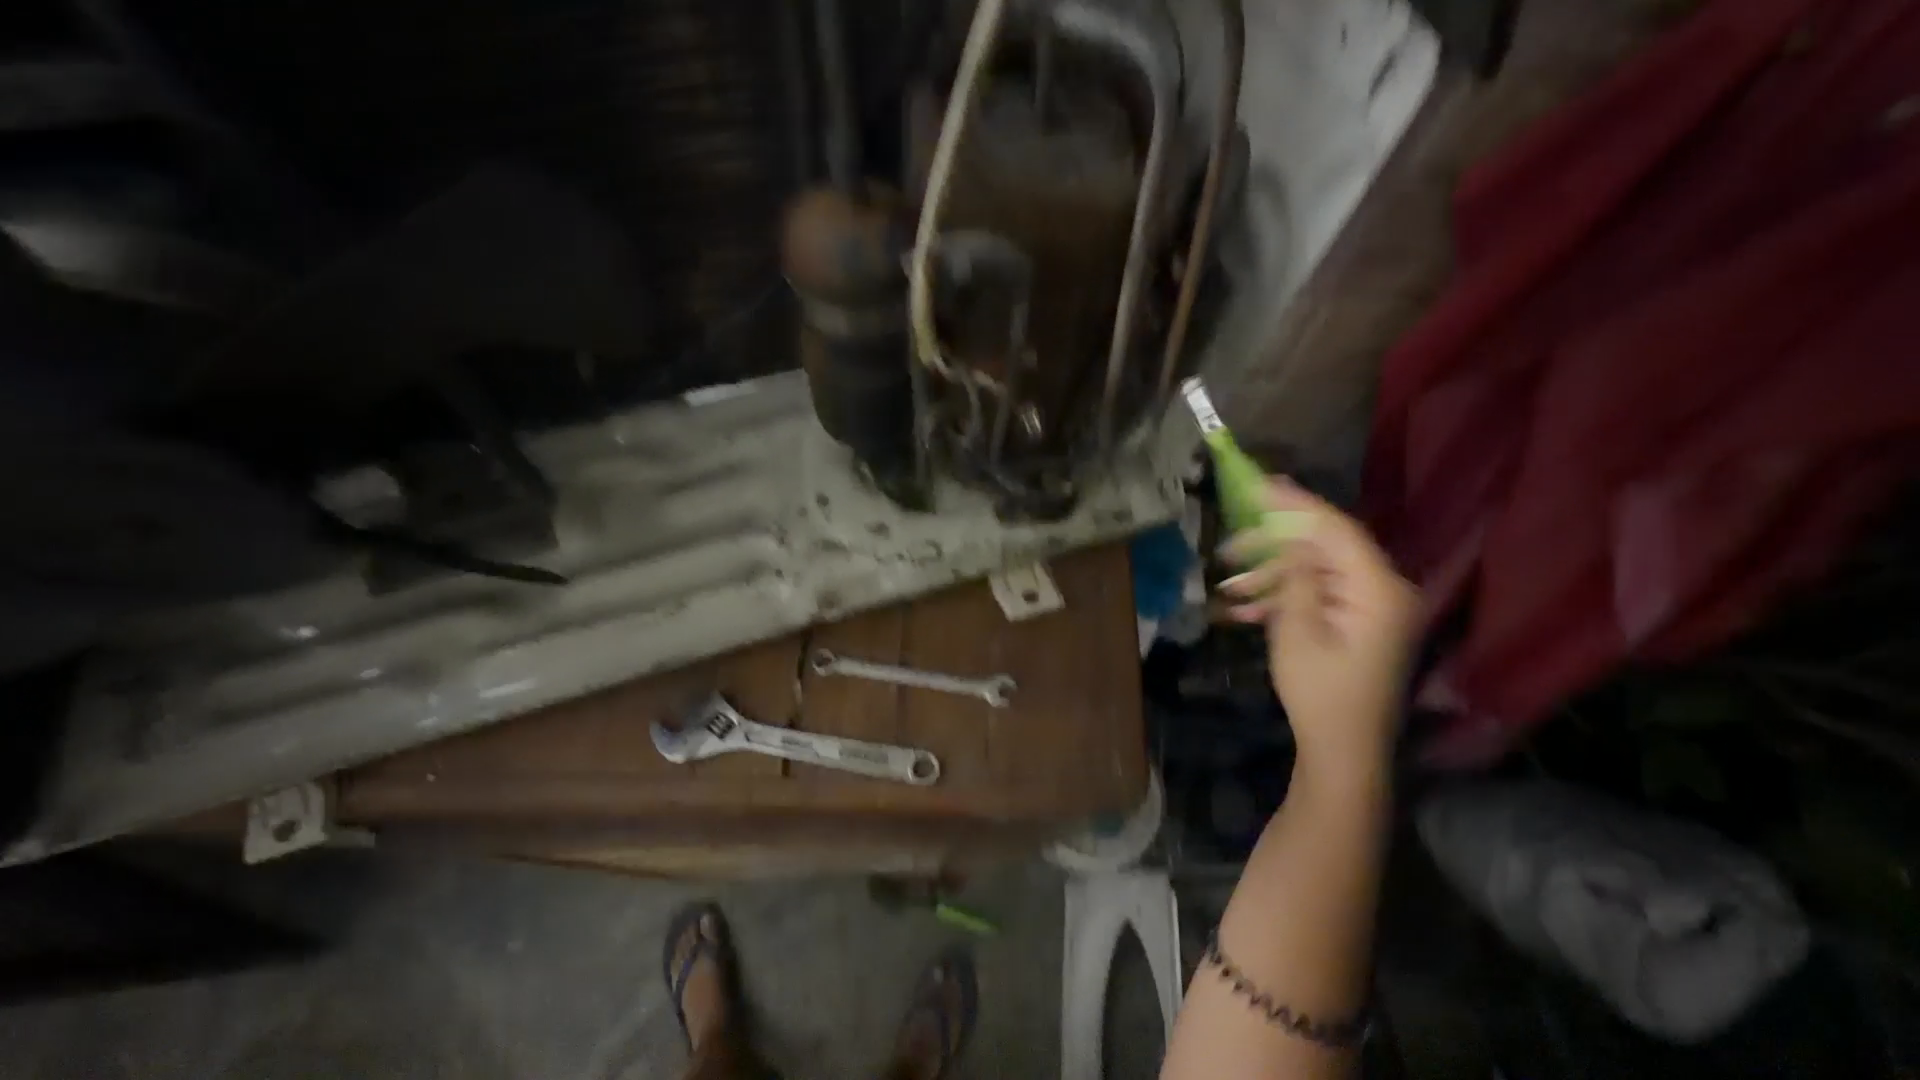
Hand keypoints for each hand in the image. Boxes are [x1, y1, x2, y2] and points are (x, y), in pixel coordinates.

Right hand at [1219, 478, 1420, 778]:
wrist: (1344, 752)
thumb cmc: (1320, 694)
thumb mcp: (1297, 631)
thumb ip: (1295, 576)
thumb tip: (1289, 537)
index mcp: (1378, 588)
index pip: (1335, 529)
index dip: (1295, 505)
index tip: (1257, 485)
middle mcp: (1383, 589)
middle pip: (1323, 548)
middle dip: (1271, 547)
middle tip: (1227, 549)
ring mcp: (1371, 607)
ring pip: (1315, 571)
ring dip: (1271, 576)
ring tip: (1227, 588)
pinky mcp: (1358, 623)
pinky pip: (1320, 595)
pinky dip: (1285, 597)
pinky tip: (1244, 609)